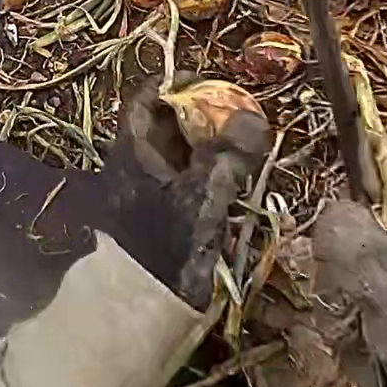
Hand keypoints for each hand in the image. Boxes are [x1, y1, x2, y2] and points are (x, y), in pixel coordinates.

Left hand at [104, 74, 270, 307]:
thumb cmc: (164, 244)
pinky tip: (236, 172)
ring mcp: (150, 185)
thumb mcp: (199, 197)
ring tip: (245, 138)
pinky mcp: (165, 208)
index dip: (174, 83)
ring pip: (180, 148)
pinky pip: (189, 174)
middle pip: (167, 121)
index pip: (146, 99)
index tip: (207, 82)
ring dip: (210, 141)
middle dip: (201, 111)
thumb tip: (253, 119)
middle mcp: (138, 161)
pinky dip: (211, 167)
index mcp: (133, 149)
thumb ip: (226, 157)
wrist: (143, 304)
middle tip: (238, 110)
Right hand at [313, 182, 386, 386]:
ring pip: (364, 258)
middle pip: (372, 225)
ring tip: (358, 351)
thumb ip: (376, 270)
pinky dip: (358, 319)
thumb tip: (334, 207)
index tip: (345, 260)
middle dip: (346, 270)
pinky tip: (364, 355)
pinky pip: (371, 288)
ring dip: (346, 301)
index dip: (362, 213)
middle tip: (348, 319)